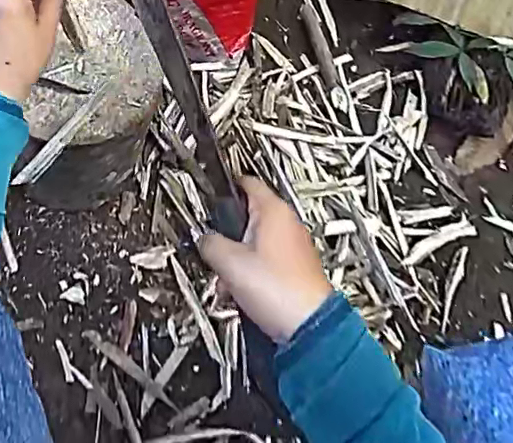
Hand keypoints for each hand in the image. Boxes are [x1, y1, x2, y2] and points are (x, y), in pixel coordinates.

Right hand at [199, 177, 333, 342]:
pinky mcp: (297, 267)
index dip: (225, 186)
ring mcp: (295, 245)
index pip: (246, 182)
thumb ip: (209, 242)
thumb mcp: (229, 262)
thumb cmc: (280, 291)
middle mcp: (287, 222)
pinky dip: (254, 269)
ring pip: (256, 240)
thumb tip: (202, 238)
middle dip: (228, 233)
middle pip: (248, 215)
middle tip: (216, 247)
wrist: (310, 330)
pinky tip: (244, 290)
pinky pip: (267, 258)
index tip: (212, 194)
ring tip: (229, 277)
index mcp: (273, 210)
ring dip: (239, 255)